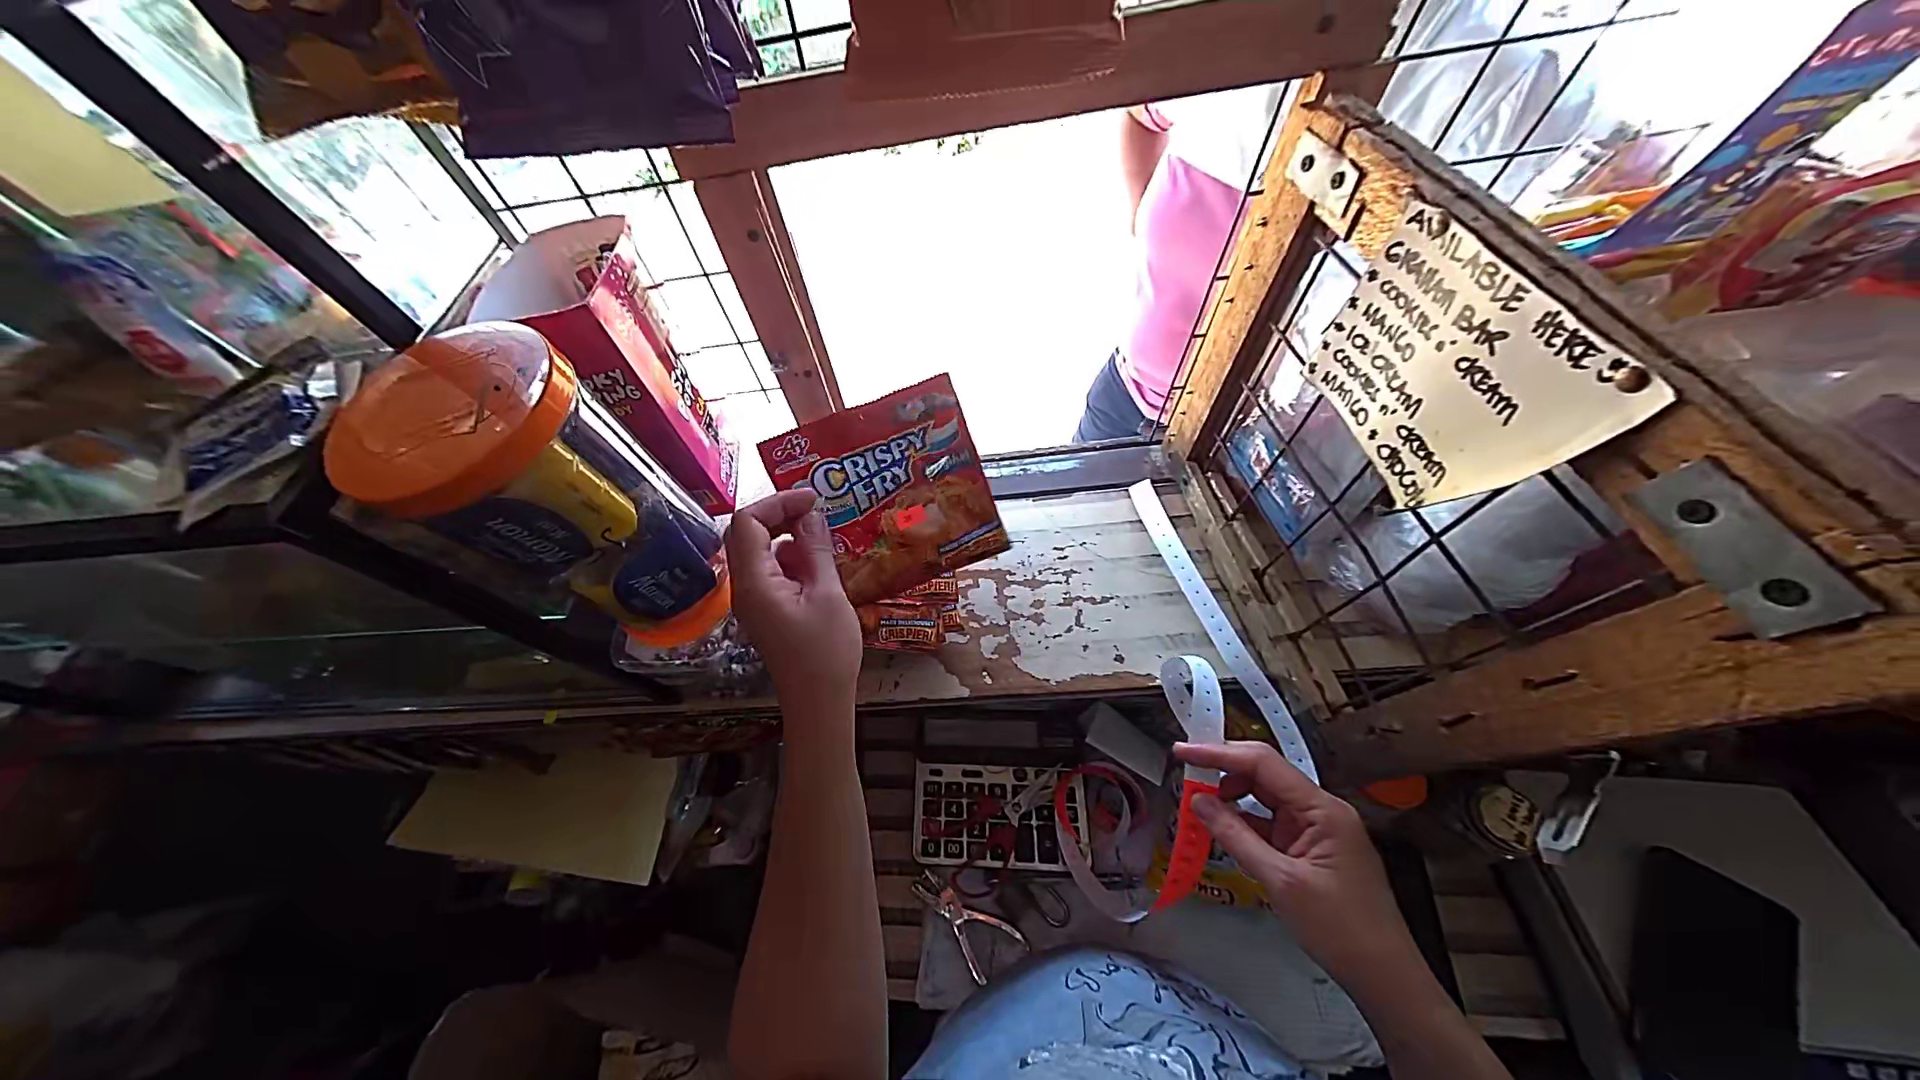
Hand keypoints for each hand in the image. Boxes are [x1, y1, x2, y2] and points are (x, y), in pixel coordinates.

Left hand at [725, 490, 861, 717]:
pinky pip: (770, 571)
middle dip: (780, 515)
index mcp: (754, 582)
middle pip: (747, 533)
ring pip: (759, 552)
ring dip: (787, 536)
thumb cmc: (826, 652)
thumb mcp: (828, 594)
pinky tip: (819, 565)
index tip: (813, 499)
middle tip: (817, 510)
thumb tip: (811, 514)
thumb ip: (816, 550)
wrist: (818, 703)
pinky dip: (791, 558)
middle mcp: (744, 588)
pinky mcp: (765, 610)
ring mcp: (753, 600)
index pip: (747, 523)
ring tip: (823, 536)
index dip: (777, 502)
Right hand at [1173, 741, 1424, 992]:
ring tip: (1197, 803)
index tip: (1182, 751)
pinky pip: (1270, 822)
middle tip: (1184, 773)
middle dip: (1223, 770)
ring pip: (1265, 797)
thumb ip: (1236, 836)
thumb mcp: (1280, 881)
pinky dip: (1243, 822)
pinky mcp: (1311, 847)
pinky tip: (1221, 828)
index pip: (1263, 763)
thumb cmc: (1340, 930)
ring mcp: (1316, 828)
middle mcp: (1321, 810)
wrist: (1386, 978)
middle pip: (1264, 774)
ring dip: (1231, 797)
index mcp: (1322, 809)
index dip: (1219, 753)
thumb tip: (1198, 801)